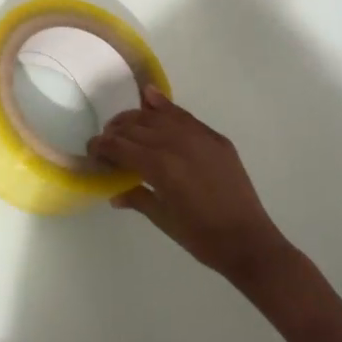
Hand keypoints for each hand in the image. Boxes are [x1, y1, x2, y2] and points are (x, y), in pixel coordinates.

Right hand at [89, 87, 295, 288]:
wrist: (250, 243)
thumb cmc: (202, 238)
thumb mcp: (163, 220)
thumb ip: (136, 197)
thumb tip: (114, 192)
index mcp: (160, 167)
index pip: (120, 147)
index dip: (101, 147)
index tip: (91, 151)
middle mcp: (177, 144)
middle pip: (135, 128)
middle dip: (115, 132)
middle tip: (106, 142)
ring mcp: (199, 138)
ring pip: (158, 118)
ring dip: (136, 119)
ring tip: (124, 125)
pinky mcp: (215, 139)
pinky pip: (184, 117)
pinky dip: (165, 106)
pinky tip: (150, 97)